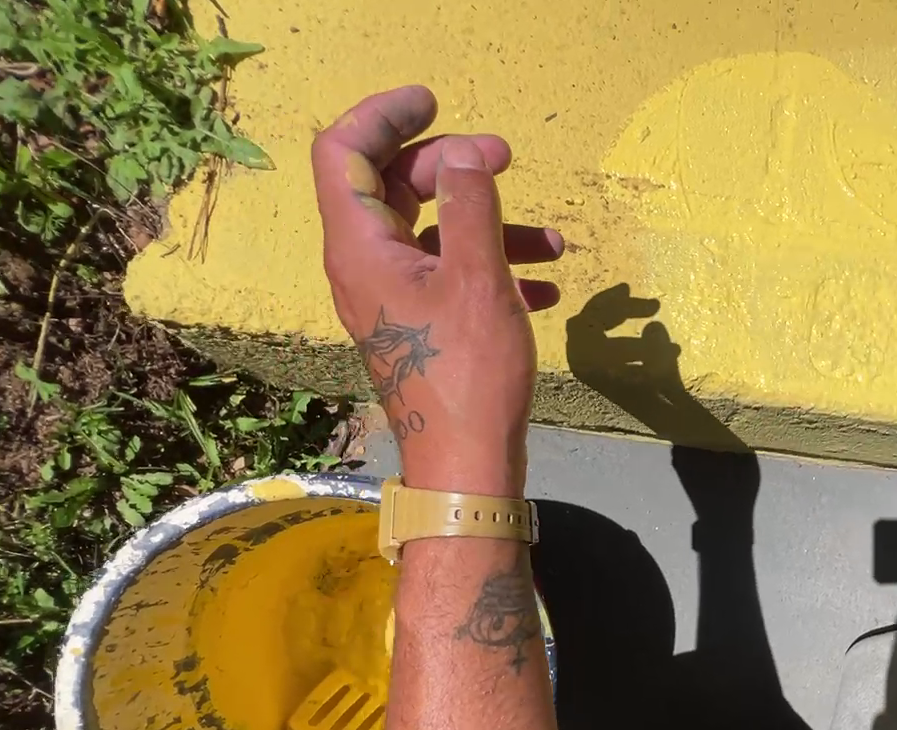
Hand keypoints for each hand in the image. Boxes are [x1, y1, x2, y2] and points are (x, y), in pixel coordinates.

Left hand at [310, 85, 564, 494]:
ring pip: (434, 237)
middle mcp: (367, 268)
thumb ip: (470, 207)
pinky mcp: (424, 329)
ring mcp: (396, 301)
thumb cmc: (468, 371)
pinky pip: (452, 280)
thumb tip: (465, 156)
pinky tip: (544, 287)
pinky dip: (494, 270)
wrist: (467, 460)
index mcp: (360, 247)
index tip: (434, 102)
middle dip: (453, 169)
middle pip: (393, 188)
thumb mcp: (476, 280)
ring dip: (490, 227)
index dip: (384, 116)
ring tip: (552, 241)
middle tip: (506, 162)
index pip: (344, 151)